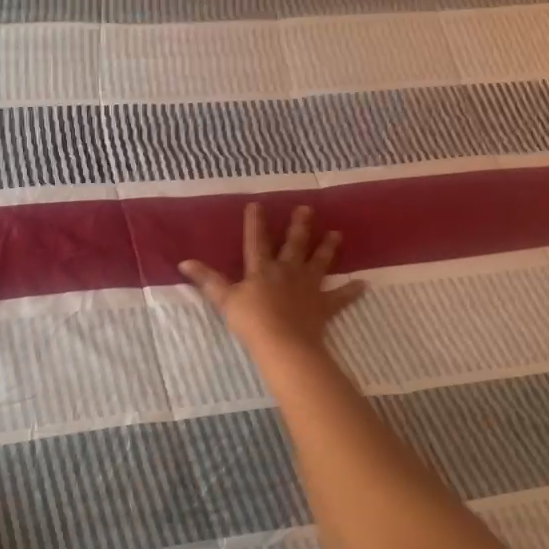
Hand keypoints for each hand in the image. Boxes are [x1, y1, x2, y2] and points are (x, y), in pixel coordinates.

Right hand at [179, 203, 365, 358]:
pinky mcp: (323, 306)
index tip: (258, 204)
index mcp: (262, 269)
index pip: (256, 241)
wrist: (283, 343)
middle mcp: (286, 272)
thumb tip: (184, 262)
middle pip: (294, 245)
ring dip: (328, 248)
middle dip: (300, 226)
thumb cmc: (251, 321)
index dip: (256, 223)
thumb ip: (207, 280)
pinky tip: (363, 285)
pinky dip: (351, 291)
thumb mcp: (224, 299)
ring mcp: (308, 287)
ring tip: (337, 234)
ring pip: (319, 263)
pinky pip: (340, 297)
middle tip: (308, 209)